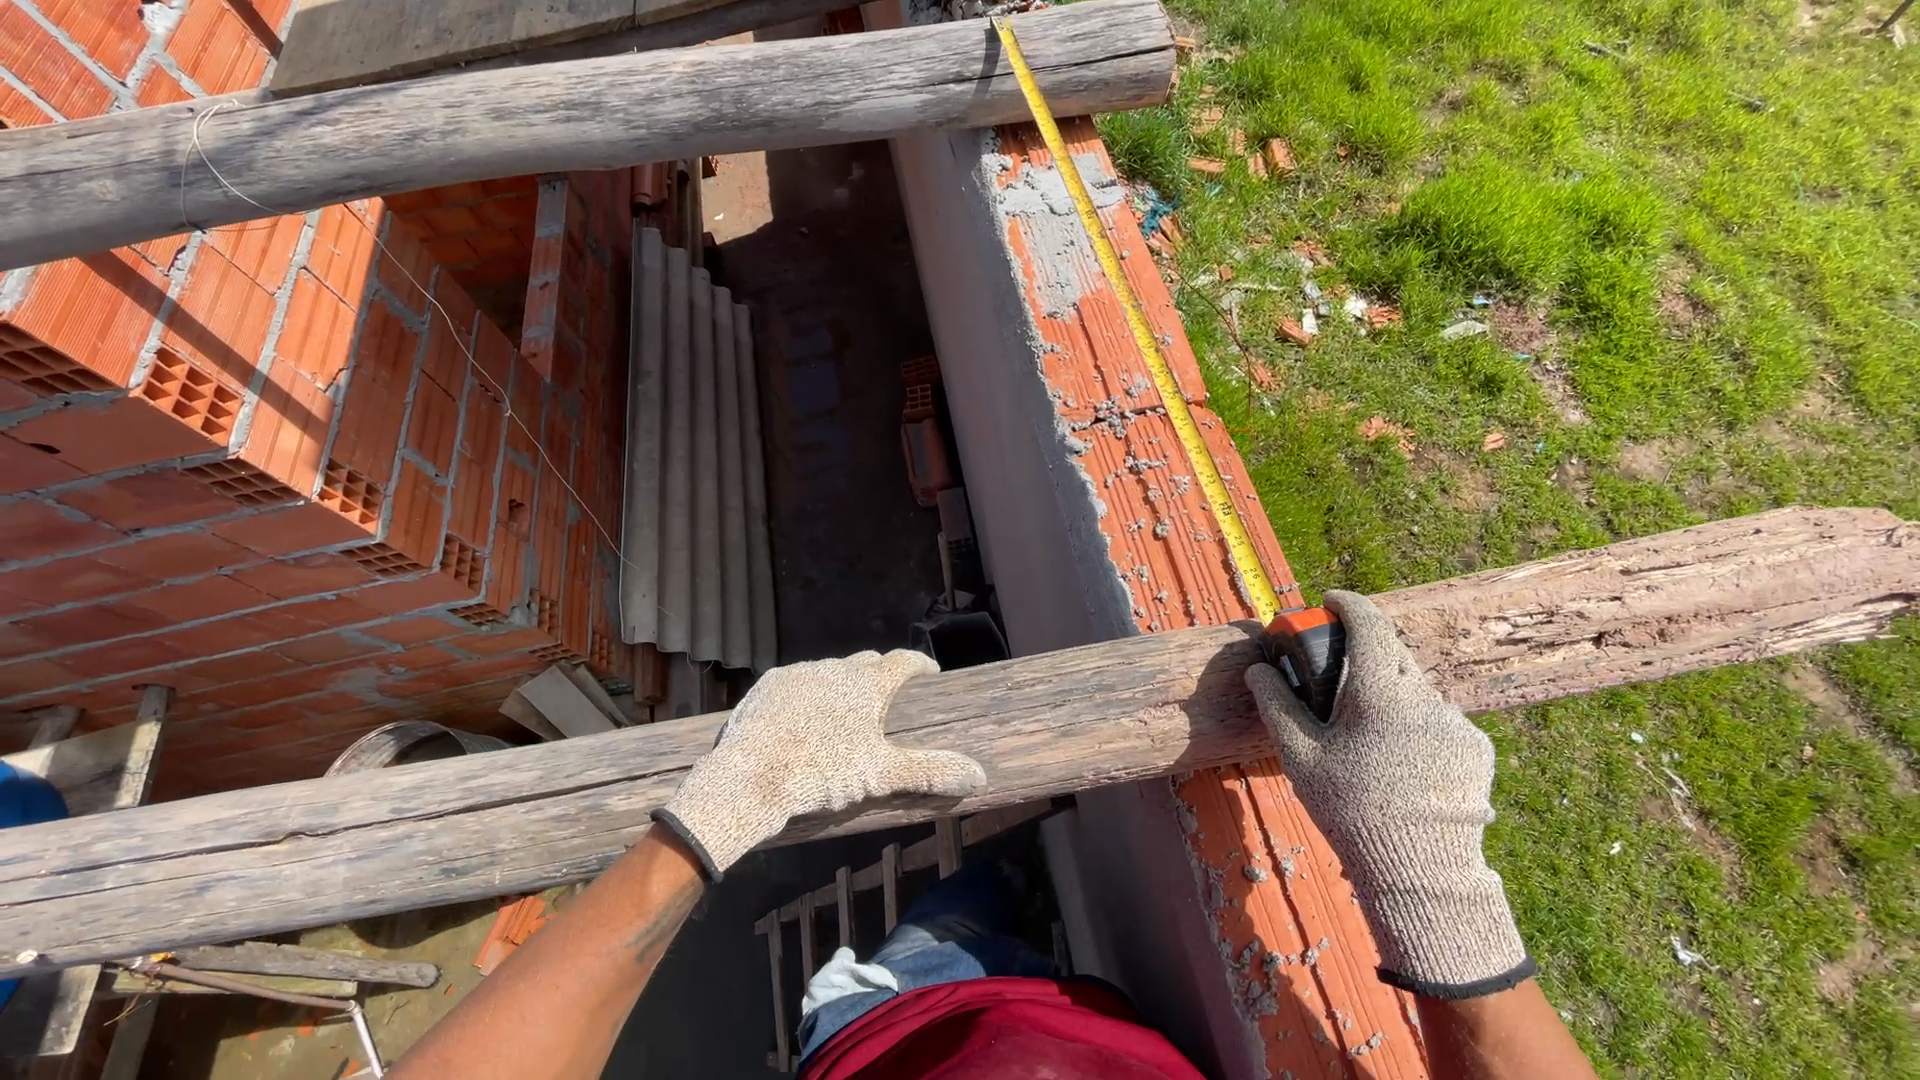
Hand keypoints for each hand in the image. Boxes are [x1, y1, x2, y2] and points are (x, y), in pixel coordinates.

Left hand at [654, 650, 985, 879]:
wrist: (750, 779)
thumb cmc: (822, 773)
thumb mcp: (882, 776)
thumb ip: (931, 771)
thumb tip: (979, 775)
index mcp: (866, 682)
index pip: (903, 661)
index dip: (920, 666)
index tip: (930, 674)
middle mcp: (834, 668)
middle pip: (866, 664)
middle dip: (881, 677)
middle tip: (889, 703)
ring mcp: (798, 674)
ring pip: (830, 674)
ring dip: (842, 688)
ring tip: (844, 718)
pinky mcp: (768, 686)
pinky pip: (798, 684)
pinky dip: (808, 697)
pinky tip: (803, 723)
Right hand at [1245, 590, 1533, 998]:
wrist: (1421, 872)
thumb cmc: (1350, 810)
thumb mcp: (1300, 757)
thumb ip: (1276, 705)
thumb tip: (1258, 669)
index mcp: (1381, 696)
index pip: (1371, 625)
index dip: (1349, 604)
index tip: (1331, 600)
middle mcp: (1426, 700)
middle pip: (1394, 652)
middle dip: (1365, 648)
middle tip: (1337, 666)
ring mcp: (1457, 724)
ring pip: (1416, 687)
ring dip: (1390, 689)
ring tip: (1366, 730)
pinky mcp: (1476, 748)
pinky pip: (1439, 717)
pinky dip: (1415, 720)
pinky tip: (1399, 756)